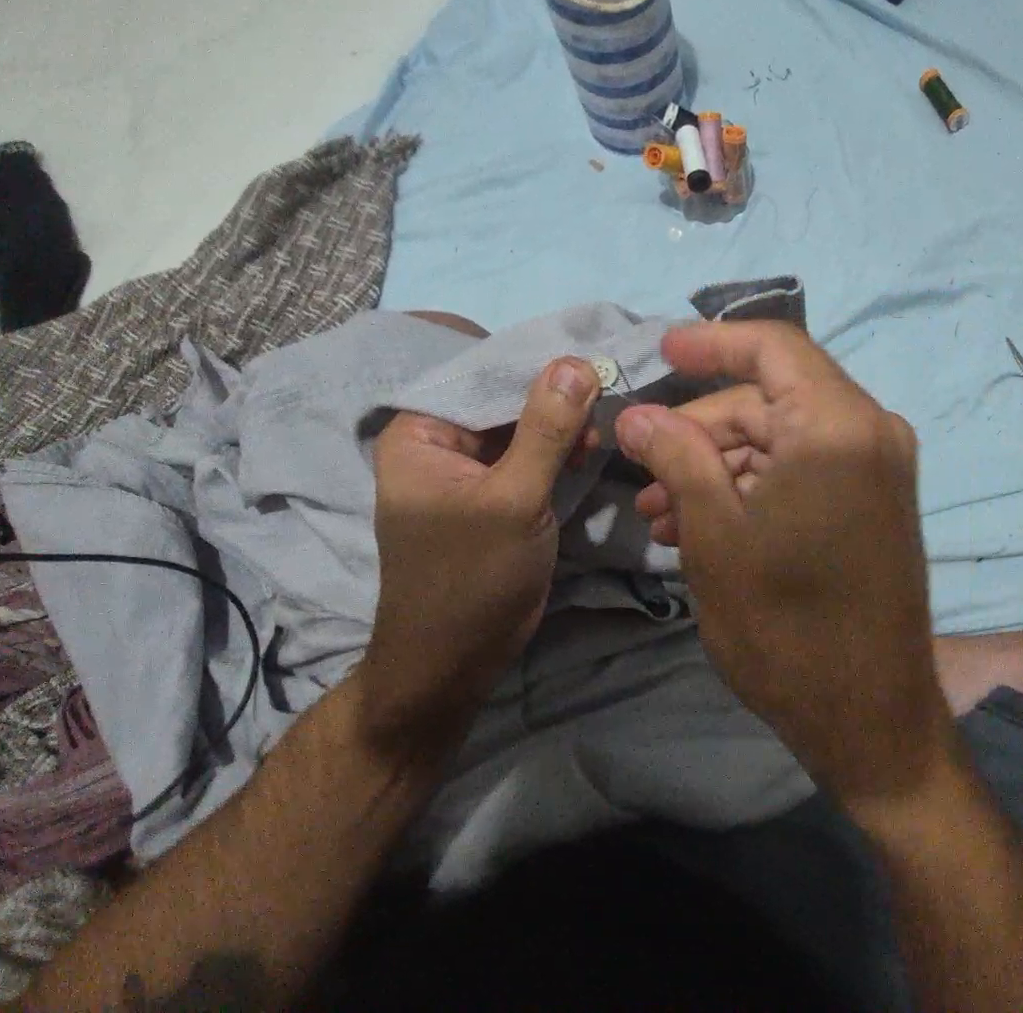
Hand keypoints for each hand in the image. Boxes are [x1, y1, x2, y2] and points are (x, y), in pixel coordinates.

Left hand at [363, 357, 597, 749]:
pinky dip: (559, 456)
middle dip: (554, 402)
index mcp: (420, 433)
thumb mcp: (514, 499)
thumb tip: (578, 361)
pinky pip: (529, 459)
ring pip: (523, 430)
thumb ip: (546, 430)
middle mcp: (439, 444)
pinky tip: (588, 456)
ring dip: (562, 430)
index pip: (481, 376)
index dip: (536, 367)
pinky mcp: (494, 498)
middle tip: (602, 409)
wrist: (456, 661)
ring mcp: (468, 473)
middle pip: (504, 401)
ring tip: (597, 442)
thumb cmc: (472, 578)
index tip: (592, 364)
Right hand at [613, 322, 955, 808]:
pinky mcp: (877, 505)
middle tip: (641, 466)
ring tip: (660, 514)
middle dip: (701, 427)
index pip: (772, 347)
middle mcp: (871, 432)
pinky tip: (703, 526)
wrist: (869, 715)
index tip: (657, 351)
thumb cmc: (785, 626)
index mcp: (837, 424)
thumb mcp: (715, 534)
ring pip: (784, 439)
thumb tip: (637, 414)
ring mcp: (881, 470)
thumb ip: (676, 455)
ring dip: (720, 465)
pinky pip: (808, 472)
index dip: (711, 342)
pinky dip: (756, 488)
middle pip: (772, 398)